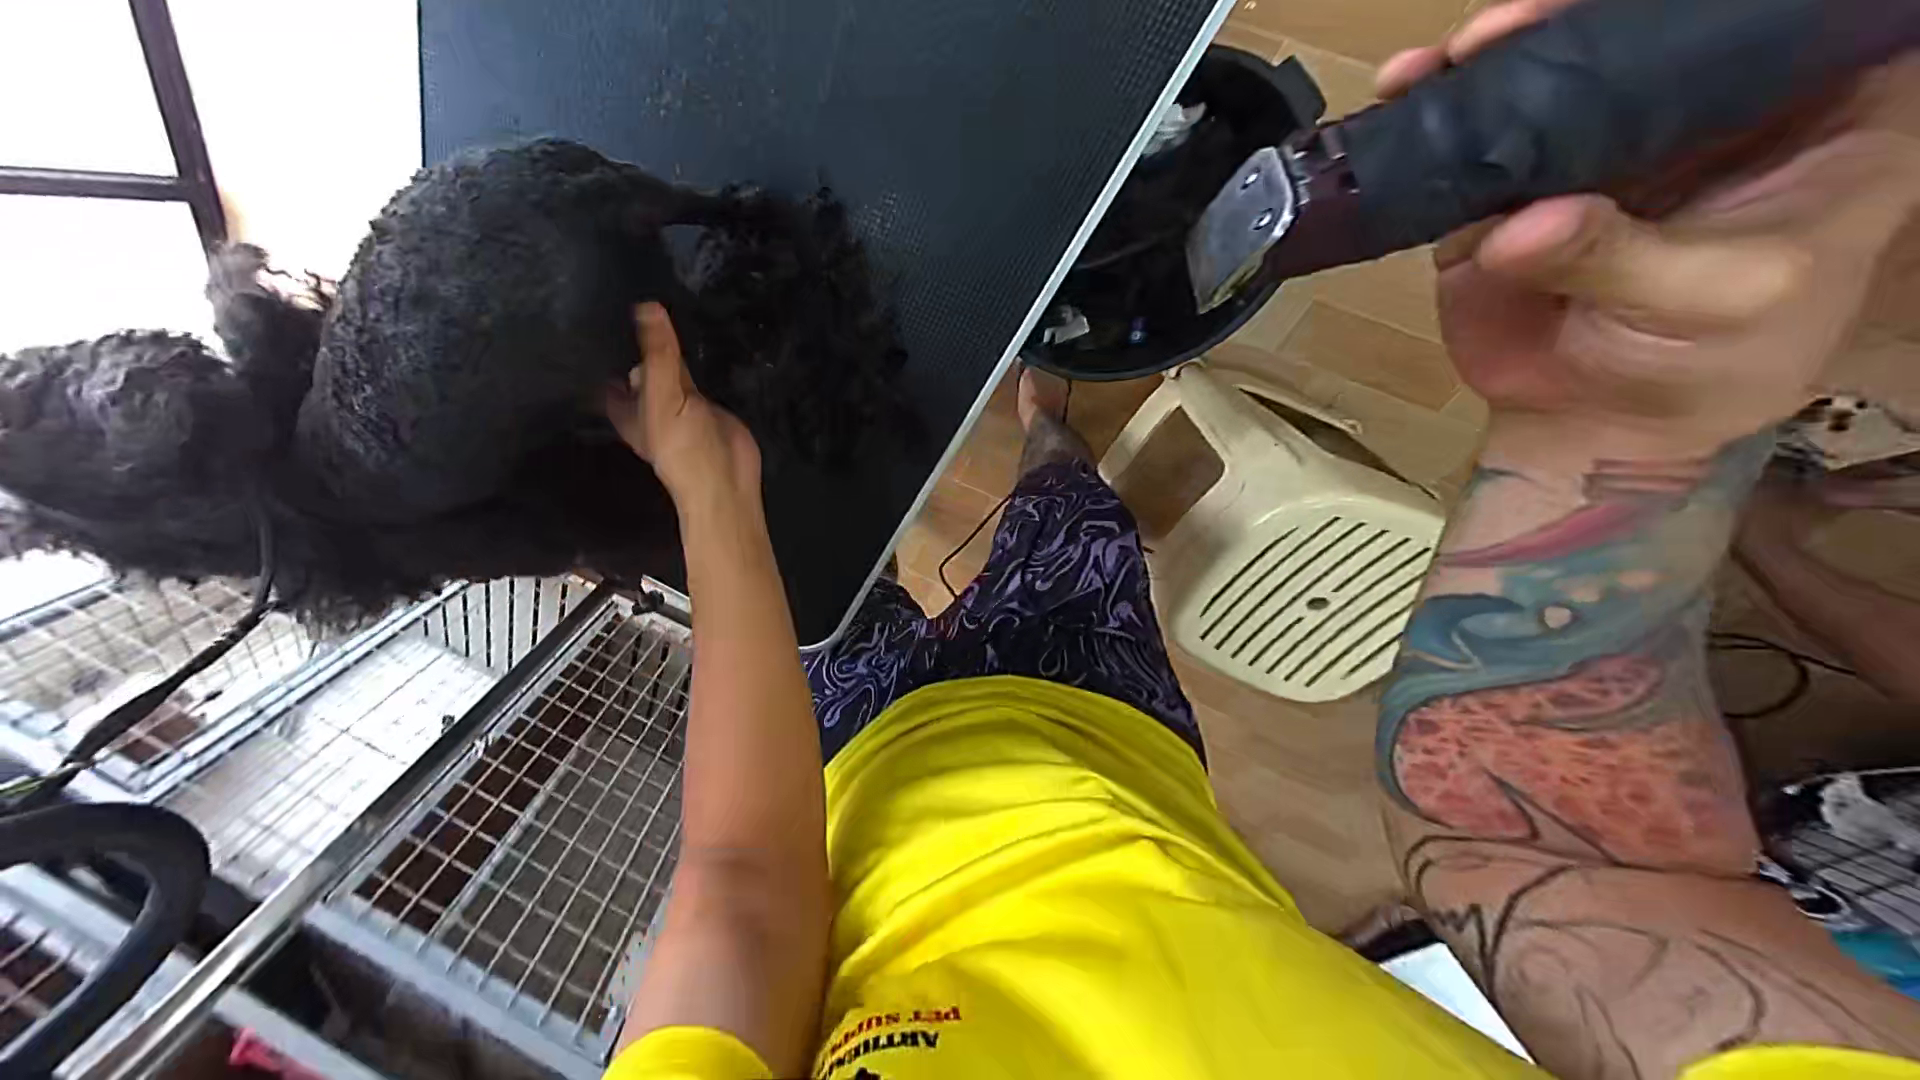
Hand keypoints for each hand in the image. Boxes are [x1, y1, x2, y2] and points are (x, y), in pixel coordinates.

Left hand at [604, 303, 762, 522]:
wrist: (727, 478)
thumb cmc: (683, 446)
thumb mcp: (664, 397)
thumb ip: (658, 354)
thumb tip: (647, 304)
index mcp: (625, 406)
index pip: (608, 367)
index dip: (605, 340)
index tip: (602, 301)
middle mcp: (647, 401)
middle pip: (638, 362)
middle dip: (638, 337)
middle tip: (634, 288)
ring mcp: (677, 400)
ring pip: (667, 364)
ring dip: (667, 343)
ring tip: (664, 298)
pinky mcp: (705, 401)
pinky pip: (694, 371)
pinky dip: (694, 354)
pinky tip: (693, 329)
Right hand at [1379, 1, 1919, 456]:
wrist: (1589, 425)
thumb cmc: (1700, 362)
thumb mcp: (1705, 302)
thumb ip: (1621, 254)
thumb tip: (1513, 229)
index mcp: (1798, 112)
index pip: (1765, 20)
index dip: (1695, 2)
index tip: (1619, 2)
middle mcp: (1687, 122)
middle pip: (1632, 44)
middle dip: (1564, 28)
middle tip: (1500, 30)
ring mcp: (1585, 165)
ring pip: (1539, 96)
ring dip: (1483, 76)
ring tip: (1434, 65)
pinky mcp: (1502, 209)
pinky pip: (1469, 168)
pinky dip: (1430, 147)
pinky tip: (1402, 114)